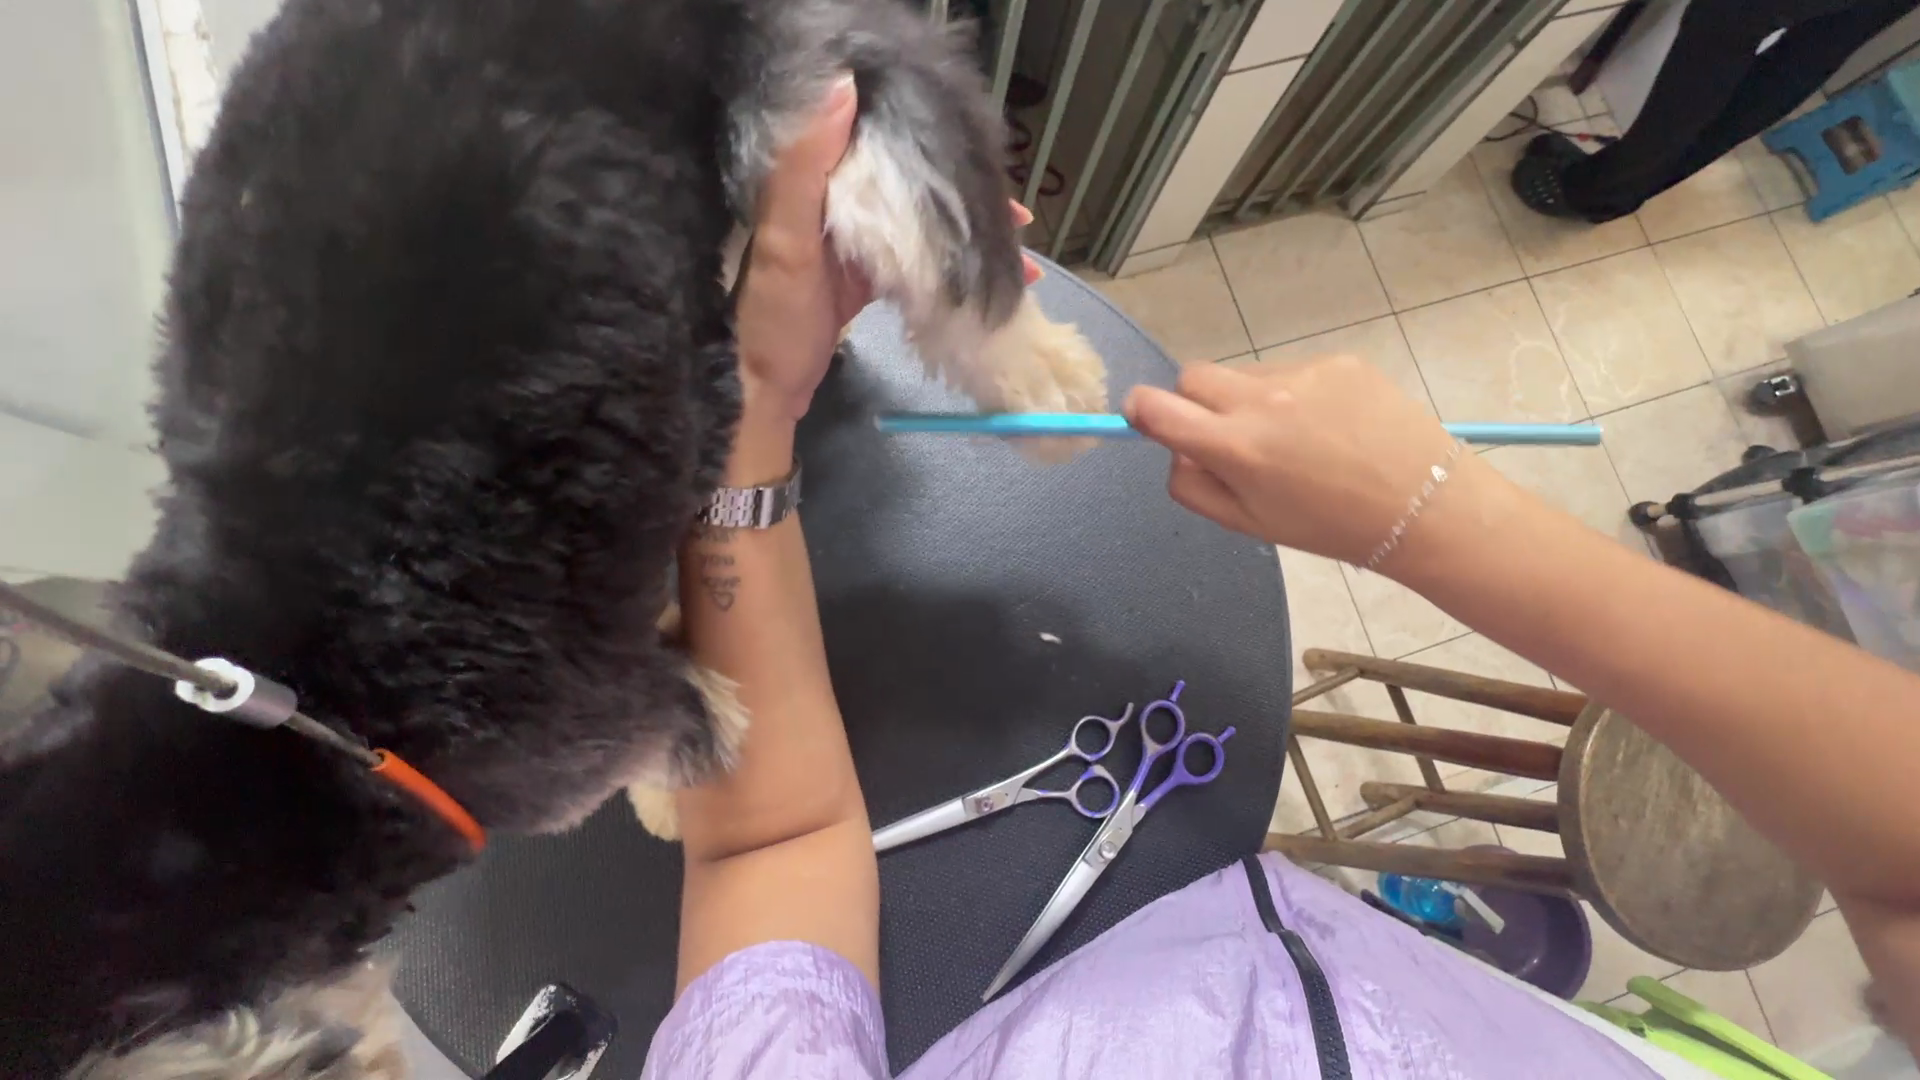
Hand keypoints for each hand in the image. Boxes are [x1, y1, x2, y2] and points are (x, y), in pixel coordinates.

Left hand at [734, 74, 1042, 421]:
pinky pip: (912, 261)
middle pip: (911, 184)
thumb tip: (845, 85)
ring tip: (1016, 255)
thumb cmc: (773, 316)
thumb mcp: (784, 241)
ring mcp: (854, 243)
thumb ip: (805, 167)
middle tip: (1018, 220)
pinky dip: (946, 265)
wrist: (766, 384)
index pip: (884, 144)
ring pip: (919, 222)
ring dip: (964, 234)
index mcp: (815, 181)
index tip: (986, 166)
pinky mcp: (864, 278)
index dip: (936, 148)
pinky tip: (980, 275)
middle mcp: (837, 203)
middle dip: (966, 198)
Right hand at [1124, 356, 1503, 574]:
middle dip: (1192, 402)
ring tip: (1293, 438)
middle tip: (1224, 435)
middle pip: (1192, 376)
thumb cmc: (1327, 527)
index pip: (1155, 405)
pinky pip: (1289, 372)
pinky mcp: (1339, 360)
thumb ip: (1191, 486)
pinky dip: (1292, 395)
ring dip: (1247, 401)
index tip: (1145, 419)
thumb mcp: (1246, 523)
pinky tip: (1326, 426)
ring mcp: (1304, 373)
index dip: (1139, 409)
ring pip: (1243, 375)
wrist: (1425, 506)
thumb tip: (1174, 449)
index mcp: (1236, 447)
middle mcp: (1263, 399)